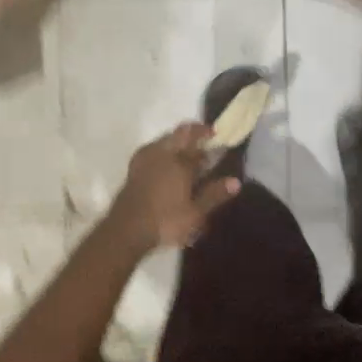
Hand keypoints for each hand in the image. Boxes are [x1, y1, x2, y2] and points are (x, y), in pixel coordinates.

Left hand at [108, 123, 241, 250]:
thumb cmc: (165, 222)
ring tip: (186, 148)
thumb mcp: (195, 213)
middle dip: (193, 131)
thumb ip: (214, 195)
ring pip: (164, 139)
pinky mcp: (133, 168)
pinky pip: (152, 149)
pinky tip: (163, 159)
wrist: (126, 230)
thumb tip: (235, 181)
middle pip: (179, 134)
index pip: (198, 145)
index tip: (218, 137)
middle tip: (205, 135)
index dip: (209, 140)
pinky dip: (162, 148)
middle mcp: (163, 154)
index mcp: (180, 163)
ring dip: (176, 139)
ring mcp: (145, 159)